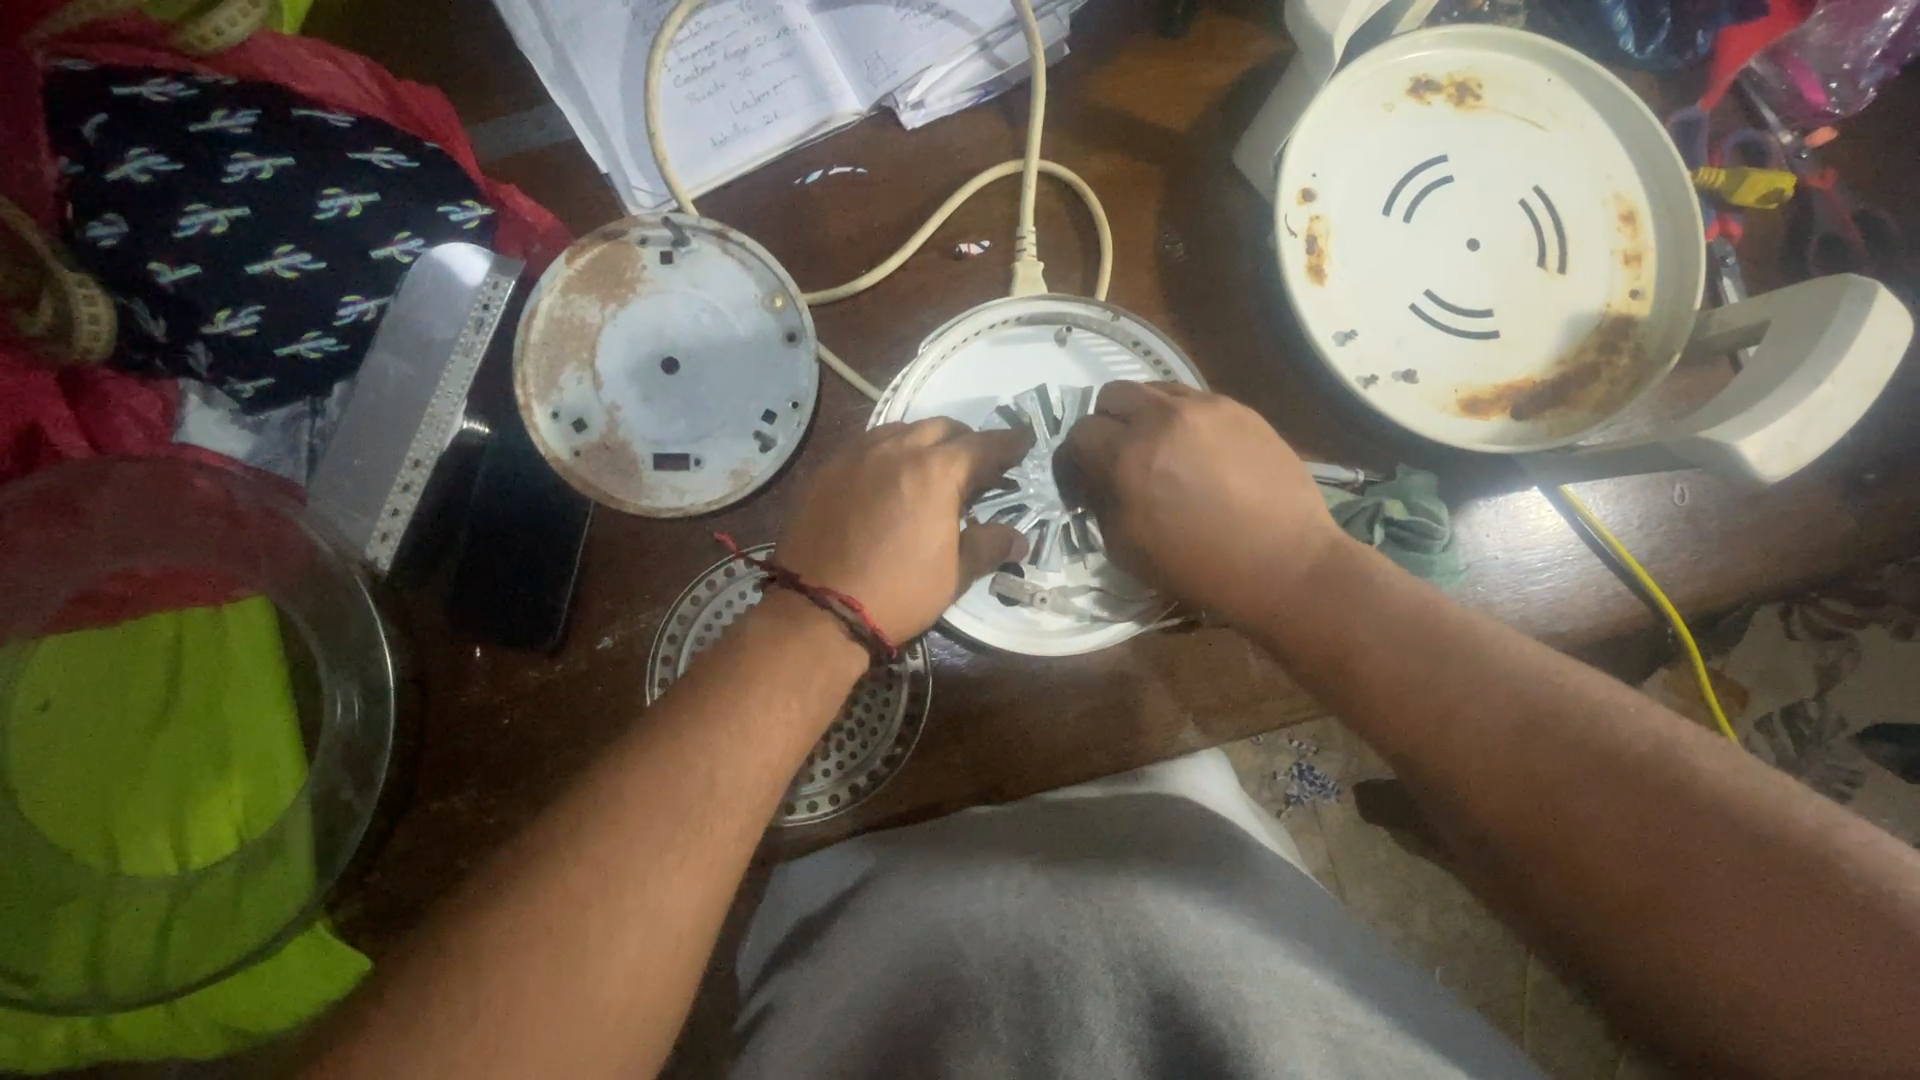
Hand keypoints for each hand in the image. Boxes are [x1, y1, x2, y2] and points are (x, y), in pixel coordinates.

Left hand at [777, 418, 1032, 641]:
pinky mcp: (828, 469)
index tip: (1024, 441)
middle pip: (941, 428)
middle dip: (965, 440)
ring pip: (901, 430)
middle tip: (977, 462)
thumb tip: (1018, 539)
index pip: (984, 446)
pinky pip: (867, 445)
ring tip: (932, 465)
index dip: (1009, 443)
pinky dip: (889, 451)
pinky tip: (889, 475)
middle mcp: (897, 449)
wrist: (819, 610)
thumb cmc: (897, 593)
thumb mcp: (954, 575)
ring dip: (924, 441)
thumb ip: (988, 546)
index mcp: (936, 472)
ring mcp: (857, 455)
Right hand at [1062, 381, 1345, 625]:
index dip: (1074, 459)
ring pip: (1154, 390)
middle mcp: (1162, 418)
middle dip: (1106, 424)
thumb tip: (1094, 480)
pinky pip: (1194, 400)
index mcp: (1128, 457)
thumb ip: (1100, 503)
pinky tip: (1198, 454)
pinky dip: (1183, 421)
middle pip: (1112, 395)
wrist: (1283, 563)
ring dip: (1144, 416)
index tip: (1084, 481)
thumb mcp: (1126, 549)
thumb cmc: (1198, 568)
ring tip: (1159, 450)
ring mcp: (1205, 408)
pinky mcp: (1240, 410)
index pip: (1079, 433)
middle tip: (1118, 456)